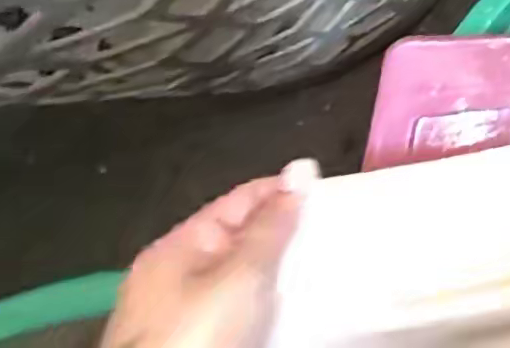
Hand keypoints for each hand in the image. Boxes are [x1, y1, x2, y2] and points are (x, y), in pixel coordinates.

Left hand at [100, 159, 319, 347]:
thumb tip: (299, 176)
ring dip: (281, 275)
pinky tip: (302, 309)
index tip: (329, 191)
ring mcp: (183, 321)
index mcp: (177, 249)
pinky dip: (270, 309)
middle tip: (335, 230)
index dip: (284, 191)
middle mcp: (174, 279)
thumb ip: (274, 224)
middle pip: (244, 240)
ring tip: (327, 266)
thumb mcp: (242, 274)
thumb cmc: (195, 340)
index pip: (242, 199)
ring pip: (247, 280)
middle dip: (286, 236)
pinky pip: (244, 315)